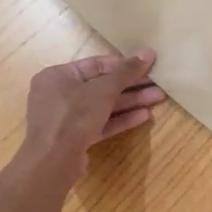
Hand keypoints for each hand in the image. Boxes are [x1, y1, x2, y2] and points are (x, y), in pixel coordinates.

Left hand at [15, 50, 165, 179]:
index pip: (96, 64)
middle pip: (102, 86)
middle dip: (132, 85)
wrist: (53, 160)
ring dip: (131, 102)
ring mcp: (67, 118)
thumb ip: (126, 71)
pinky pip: (101, 123)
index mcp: (58, 76)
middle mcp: (60, 95)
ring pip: (104, 106)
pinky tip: (145, 116)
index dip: (123, 64)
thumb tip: (148, 51)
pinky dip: (121, 119)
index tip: (147, 65)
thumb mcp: (103, 89)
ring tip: (159, 98)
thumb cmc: (73, 114)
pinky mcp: (76, 137)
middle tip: (158, 83)